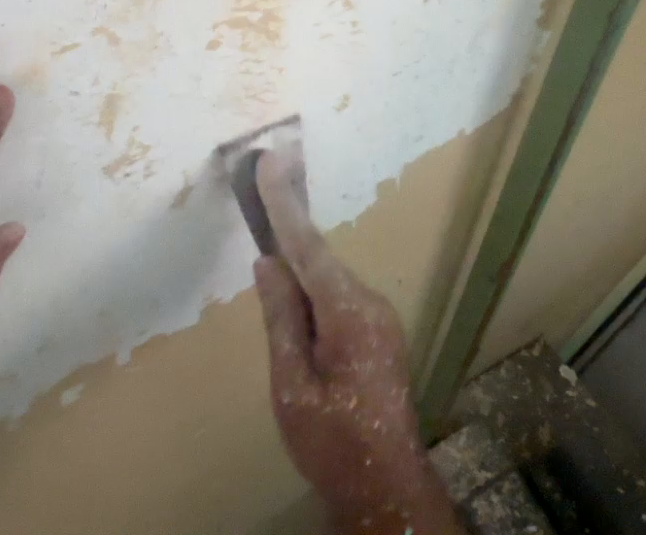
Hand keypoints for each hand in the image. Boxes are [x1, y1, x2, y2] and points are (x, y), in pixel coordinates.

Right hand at [250, 154, 463, 534]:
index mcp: (349, 313)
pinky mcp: (378, 332)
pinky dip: (311, 298)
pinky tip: (295, 321)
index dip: (283, 204)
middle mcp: (370, 304)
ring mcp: (379, 317)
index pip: (307, 247)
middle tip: (260, 204)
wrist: (385, 484)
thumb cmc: (331, 440)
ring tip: (267, 293)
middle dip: (285, 239)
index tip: (269, 161)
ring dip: (297, 278)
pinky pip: (336, 300)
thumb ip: (280, 319)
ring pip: (326, 283)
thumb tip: (268, 262)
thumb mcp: (291, 384)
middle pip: (317, 262)